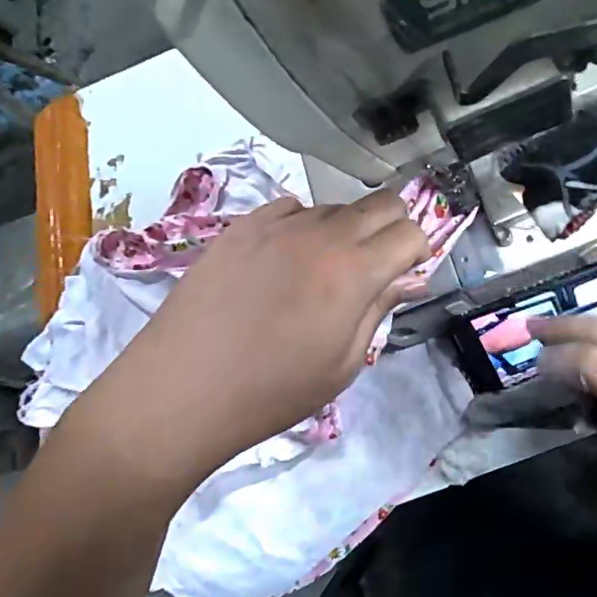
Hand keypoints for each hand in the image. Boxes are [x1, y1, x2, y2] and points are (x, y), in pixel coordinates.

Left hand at [57, 187, 429, 499]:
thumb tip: (410, 278)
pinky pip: (291, 209)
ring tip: (325, 272)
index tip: (406, 275)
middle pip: (382, 204)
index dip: (417, 252)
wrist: (179, 393)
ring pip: (337, 206)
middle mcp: (321, 236)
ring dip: (348, 231)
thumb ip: (380, 309)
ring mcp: (276, 226)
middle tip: (379, 266)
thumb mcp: (343, 363)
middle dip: (394, 229)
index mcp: (353, 272)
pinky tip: (288, 261)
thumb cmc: (272, 391)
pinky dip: (304, 227)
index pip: (410, 232)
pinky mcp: (240, 228)